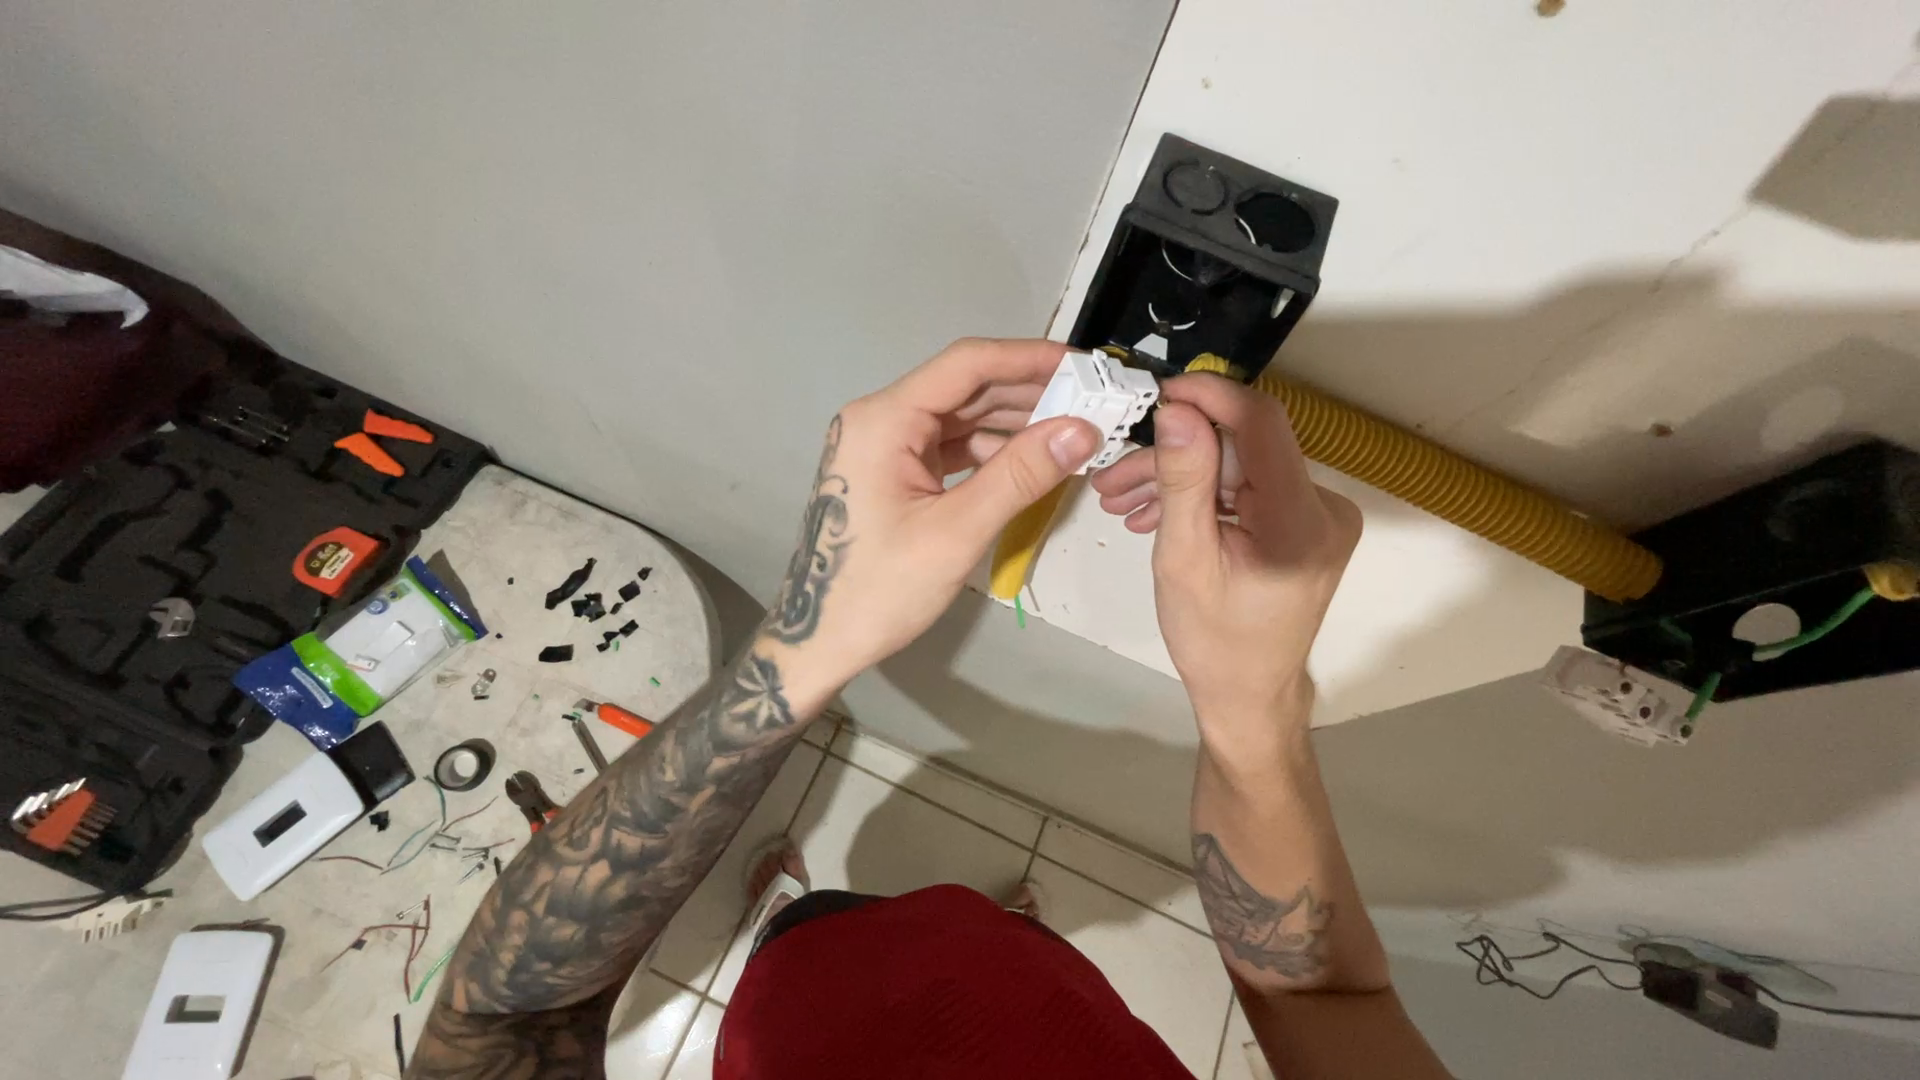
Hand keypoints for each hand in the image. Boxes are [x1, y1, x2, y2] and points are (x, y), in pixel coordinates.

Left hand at [760, 339, 1099, 708]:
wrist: (822, 640)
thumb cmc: (880, 590)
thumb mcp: (956, 532)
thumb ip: (1020, 476)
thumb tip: (1083, 430)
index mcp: (884, 420)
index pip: (966, 365)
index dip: (1029, 359)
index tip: (1086, 366)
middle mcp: (880, 419)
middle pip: (965, 388)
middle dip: (1030, 393)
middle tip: (1094, 403)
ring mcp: (885, 446)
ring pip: (961, 418)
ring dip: (1015, 424)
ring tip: (1073, 433)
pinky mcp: (894, 472)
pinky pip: (950, 448)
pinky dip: (991, 453)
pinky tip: (1032, 463)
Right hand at [1091, 374, 1360, 746]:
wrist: (1247, 693)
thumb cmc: (1213, 641)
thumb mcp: (1184, 560)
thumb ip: (1184, 482)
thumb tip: (1175, 411)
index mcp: (1300, 520)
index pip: (1262, 424)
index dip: (1210, 397)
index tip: (1157, 394)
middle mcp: (1324, 508)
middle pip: (1241, 449)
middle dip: (1172, 455)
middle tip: (1111, 475)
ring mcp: (1317, 516)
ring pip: (1238, 469)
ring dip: (1178, 478)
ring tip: (1118, 501)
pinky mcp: (1302, 524)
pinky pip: (1246, 491)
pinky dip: (1202, 497)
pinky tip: (1153, 514)